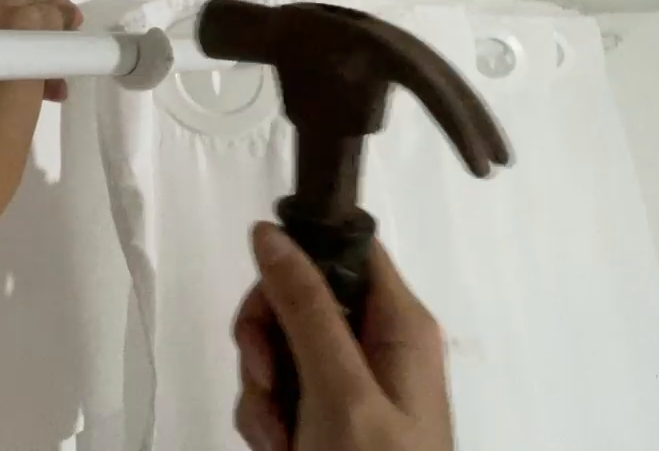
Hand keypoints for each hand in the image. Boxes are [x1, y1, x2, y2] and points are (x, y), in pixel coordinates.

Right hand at [232, 225, 452, 450]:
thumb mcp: (339, 391)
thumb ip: (305, 306)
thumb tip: (269, 229)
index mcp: (398, 324)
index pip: (347, 243)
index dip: (300, 248)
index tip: (263, 278)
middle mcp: (375, 342)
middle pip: (299, 292)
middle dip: (266, 332)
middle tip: (261, 372)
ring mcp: (349, 380)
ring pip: (279, 339)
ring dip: (260, 383)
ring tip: (274, 434)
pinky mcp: (326, 414)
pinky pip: (277, 384)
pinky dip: (265, 413)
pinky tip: (275, 447)